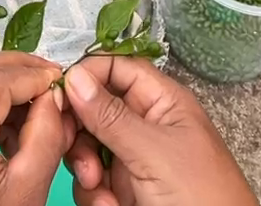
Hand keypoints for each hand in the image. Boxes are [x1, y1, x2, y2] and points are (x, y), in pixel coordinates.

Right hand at [59, 57, 258, 205]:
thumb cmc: (199, 195)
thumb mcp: (154, 152)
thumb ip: (112, 115)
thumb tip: (74, 76)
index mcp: (161, 101)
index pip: (118, 69)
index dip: (89, 73)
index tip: (61, 90)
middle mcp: (144, 124)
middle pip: (96, 107)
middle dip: (81, 128)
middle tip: (70, 144)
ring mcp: (133, 159)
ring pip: (89, 145)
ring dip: (85, 165)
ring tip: (96, 186)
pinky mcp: (124, 191)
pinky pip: (93, 181)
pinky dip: (93, 194)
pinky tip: (107, 205)